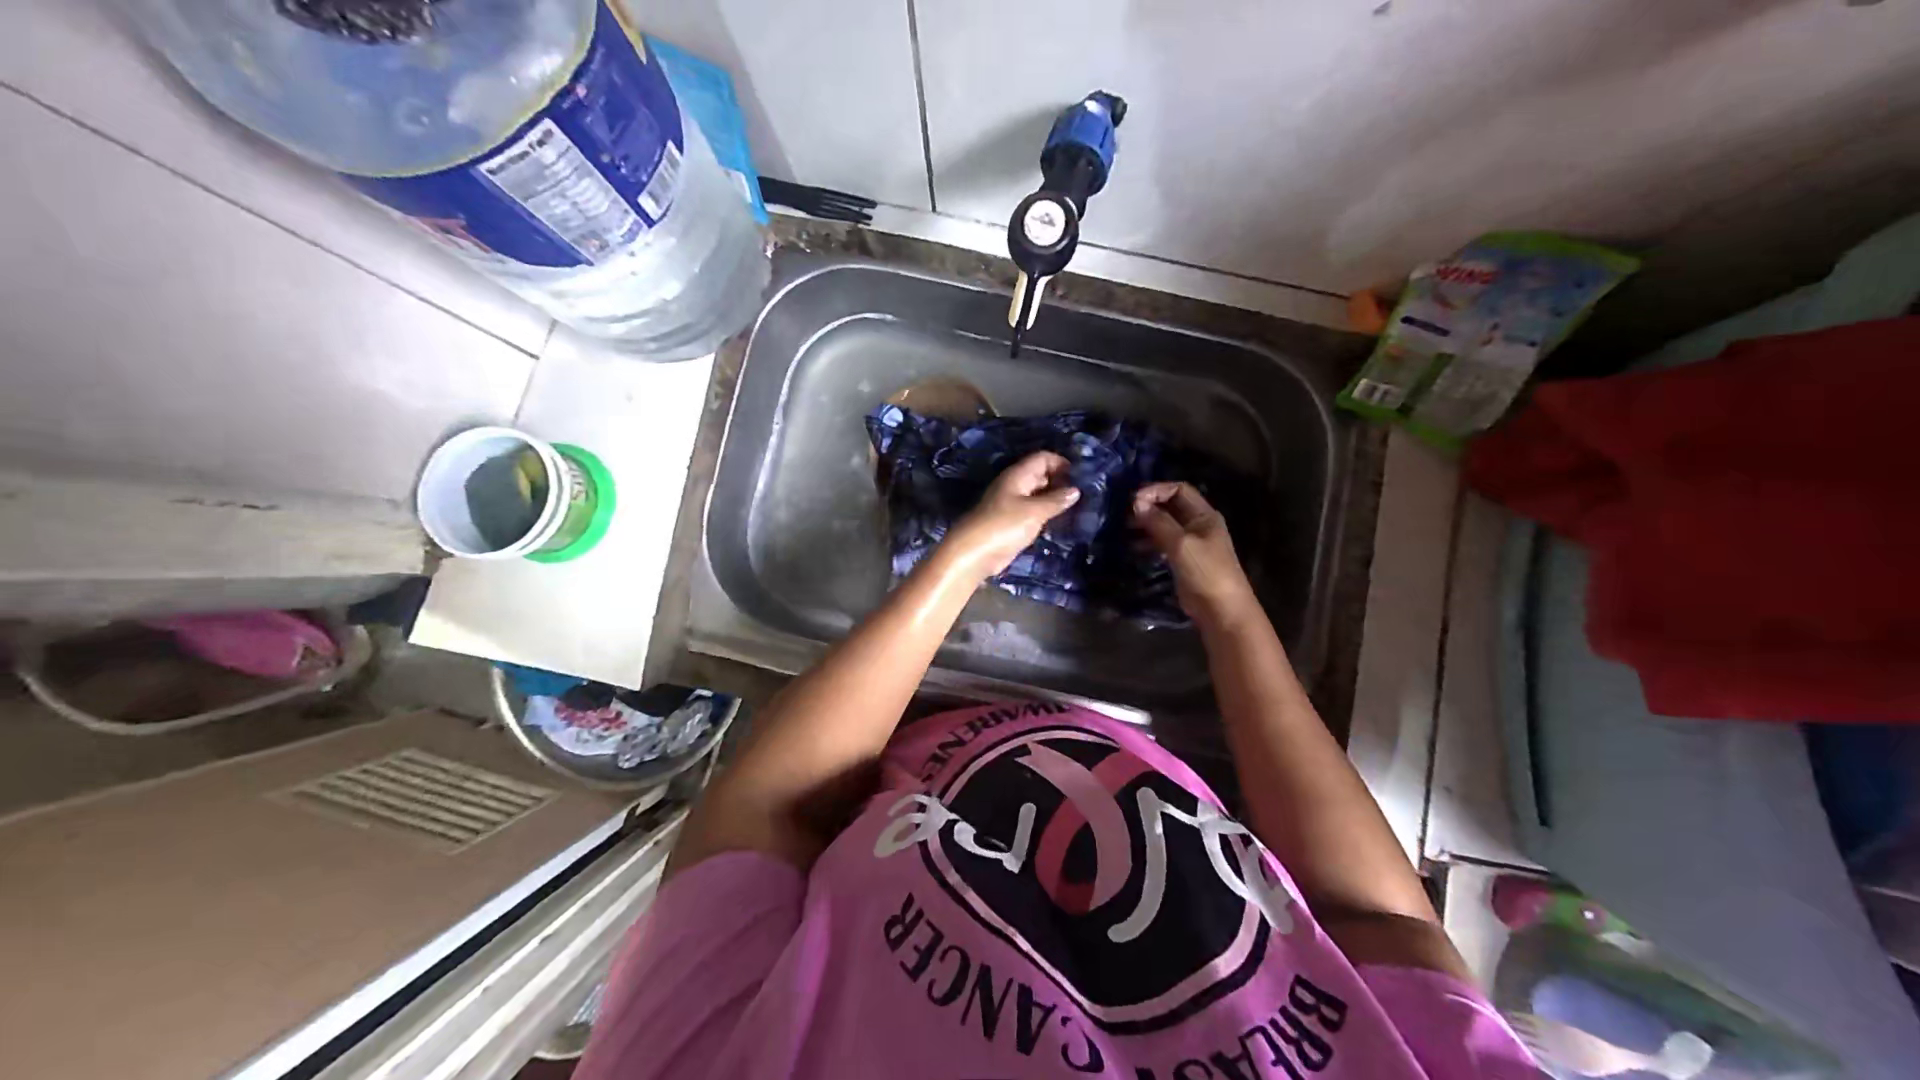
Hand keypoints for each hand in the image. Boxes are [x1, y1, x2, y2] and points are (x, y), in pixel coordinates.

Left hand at [940, 451, 1080, 580]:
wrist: (974, 554)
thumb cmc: (1004, 526)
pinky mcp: (1012, 523)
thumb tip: (1076, 490)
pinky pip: (1034, 512)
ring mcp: (1013, 504)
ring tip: (1079, 508)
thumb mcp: (1034, 511)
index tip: (1082, 477)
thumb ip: (1056, 500)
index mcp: (1017, 475)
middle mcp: (1015, 485)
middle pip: (1041, 475)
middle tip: (1086, 494)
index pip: (1042, 458)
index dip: (1062, 463)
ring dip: (1055, 500)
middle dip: (1062, 482)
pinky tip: (1062, 522)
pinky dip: (1047, 514)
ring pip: (1038, 495)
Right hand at [1133, 481, 1258, 625]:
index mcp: (1204, 515)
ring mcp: (1191, 543)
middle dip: (1148, 506)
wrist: (1221, 609)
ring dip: (1145, 524)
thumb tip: (1137, 502)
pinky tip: (1133, 547)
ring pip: (1165, 525)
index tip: (1133, 500)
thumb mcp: (1181, 543)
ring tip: (1124, 529)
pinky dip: (1148, 542)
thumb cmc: (1205, 571)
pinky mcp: (1183, 560)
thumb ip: (1159, 521)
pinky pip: (1163, 543)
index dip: (1156, 490)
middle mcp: (1198, 524)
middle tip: (1125, 514)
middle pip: (1171, 506)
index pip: (1179, 490)